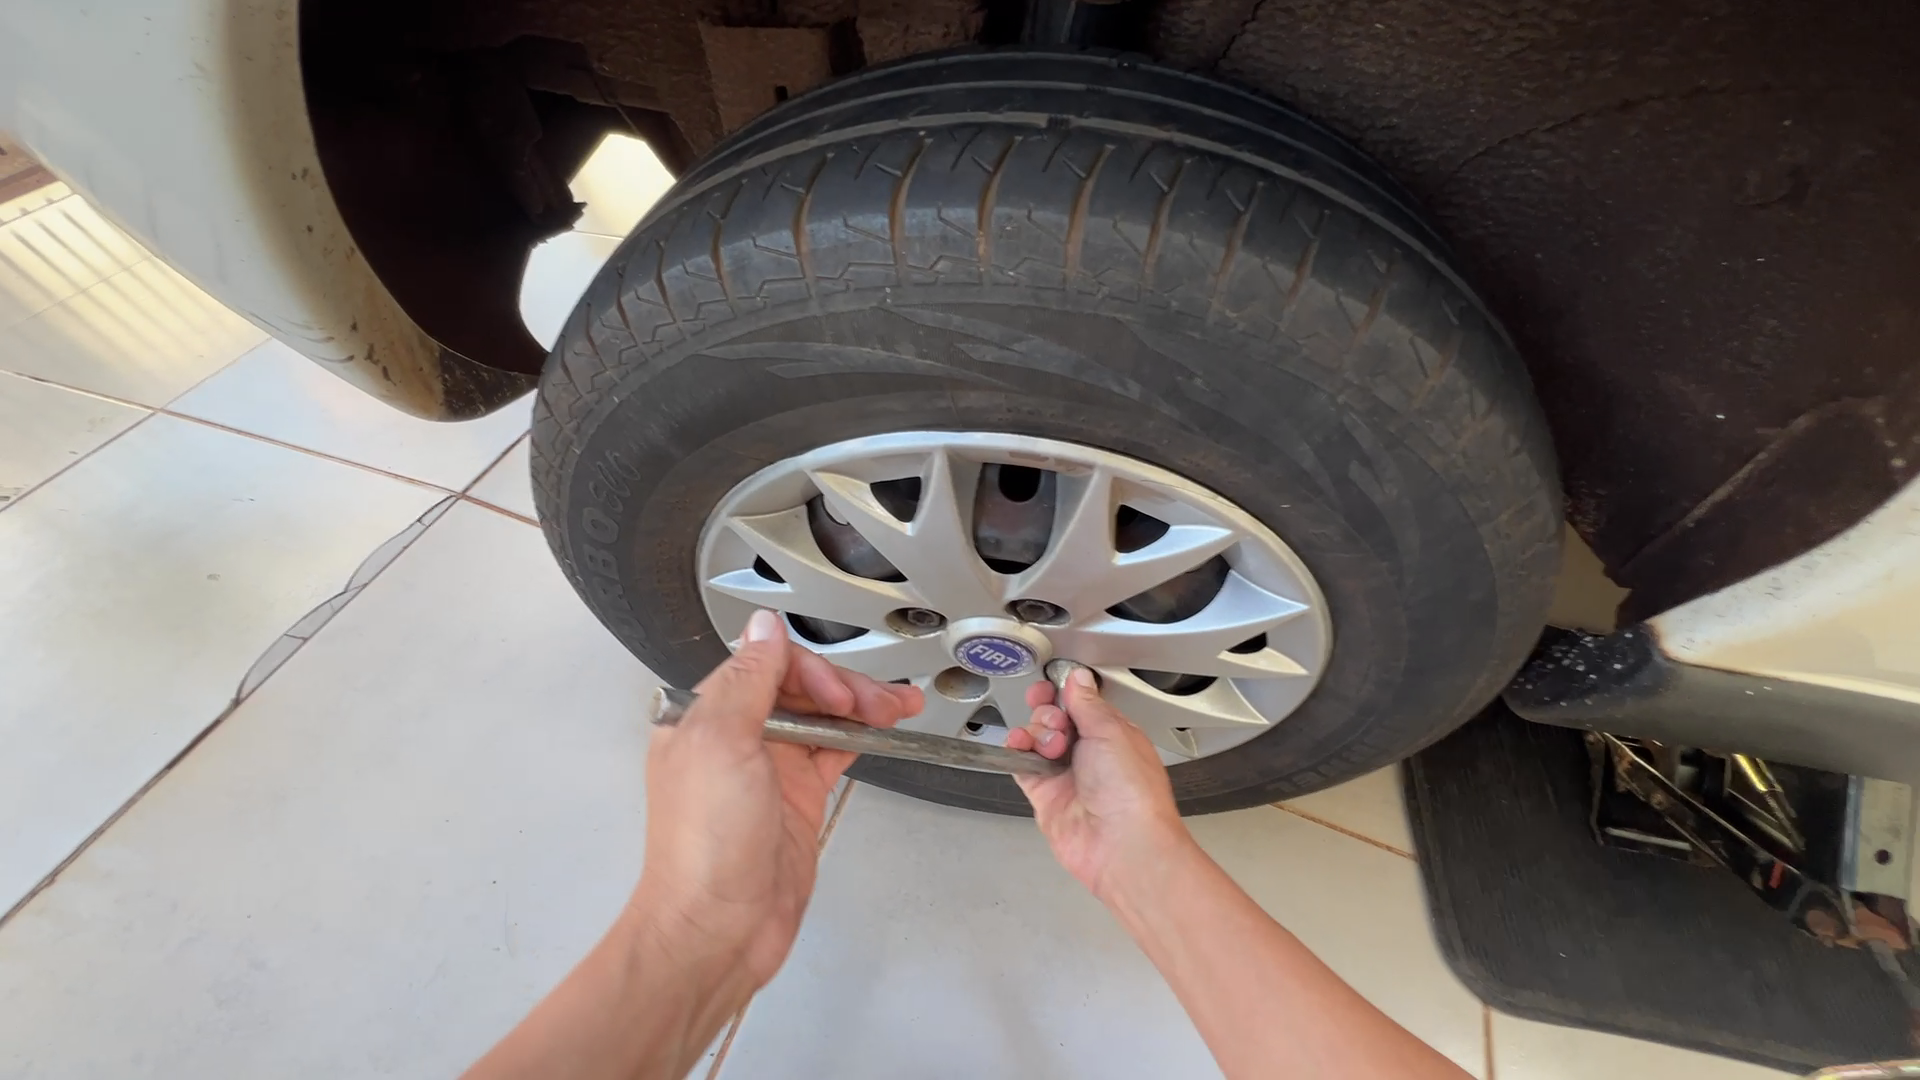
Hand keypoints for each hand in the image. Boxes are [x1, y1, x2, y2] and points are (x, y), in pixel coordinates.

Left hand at [630, 609, 922, 987]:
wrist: (719, 930)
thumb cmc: (705, 844)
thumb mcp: (721, 743)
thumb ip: (747, 680)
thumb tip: (764, 626)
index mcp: (708, 715)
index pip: (767, 665)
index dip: (810, 671)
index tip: (837, 694)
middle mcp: (739, 735)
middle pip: (802, 687)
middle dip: (845, 687)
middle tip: (881, 702)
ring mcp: (772, 766)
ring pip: (825, 716)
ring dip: (863, 706)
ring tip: (901, 706)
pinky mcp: (799, 794)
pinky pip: (835, 749)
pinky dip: (862, 735)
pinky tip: (884, 727)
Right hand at [1004, 667, 1194, 902]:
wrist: (1122, 845)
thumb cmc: (1132, 791)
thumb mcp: (1111, 730)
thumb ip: (1087, 702)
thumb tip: (1078, 678)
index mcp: (1111, 733)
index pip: (1080, 702)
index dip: (1064, 691)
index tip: (1053, 686)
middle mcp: (1088, 753)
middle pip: (1054, 717)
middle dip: (1048, 710)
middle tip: (1053, 717)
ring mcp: (1065, 773)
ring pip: (1036, 737)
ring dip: (1036, 730)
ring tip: (1050, 745)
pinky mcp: (1044, 793)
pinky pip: (1021, 763)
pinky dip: (1016, 749)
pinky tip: (1020, 744)